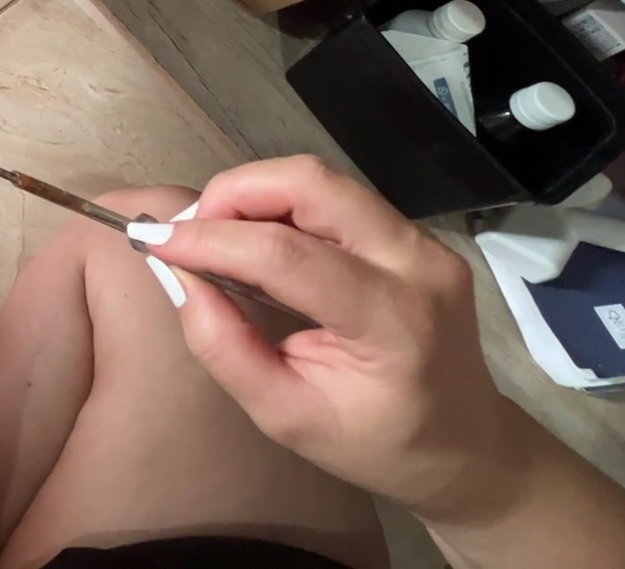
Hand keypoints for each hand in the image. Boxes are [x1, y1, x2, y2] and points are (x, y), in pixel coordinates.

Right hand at [136, 156, 534, 525]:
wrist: (470, 447)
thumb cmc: (376, 442)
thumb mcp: (285, 416)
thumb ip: (223, 346)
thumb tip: (177, 274)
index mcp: (394, 323)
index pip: (286, 255)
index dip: (210, 239)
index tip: (153, 240)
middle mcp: (416, 264)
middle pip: (309, 183)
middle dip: (232, 193)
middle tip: (192, 230)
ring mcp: (420, 240)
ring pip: (316, 177)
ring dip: (251, 192)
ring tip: (218, 233)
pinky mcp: (409, 231)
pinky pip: (328, 192)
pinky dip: (274, 200)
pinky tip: (255, 235)